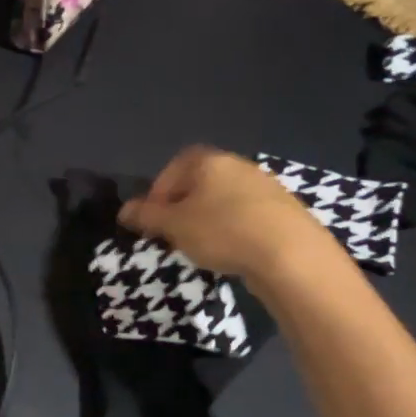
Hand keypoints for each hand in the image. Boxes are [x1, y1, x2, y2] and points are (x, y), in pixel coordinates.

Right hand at [119, 147, 341, 283]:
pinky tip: (230, 248)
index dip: (159, 189)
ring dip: (206, 216)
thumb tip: (124, 209)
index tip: (153, 215)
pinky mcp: (284, 209)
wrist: (291, 254)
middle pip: (200, 181)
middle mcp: (239, 166)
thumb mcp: (172, 225)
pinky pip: (246, 212)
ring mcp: (266, 187)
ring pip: (223, 198)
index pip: (175, 165)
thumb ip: (145, 215)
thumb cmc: (221, 231)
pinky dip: (232, 226)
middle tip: (172, 231)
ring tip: (200, 243)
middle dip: (182, 205)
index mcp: (210, 162)